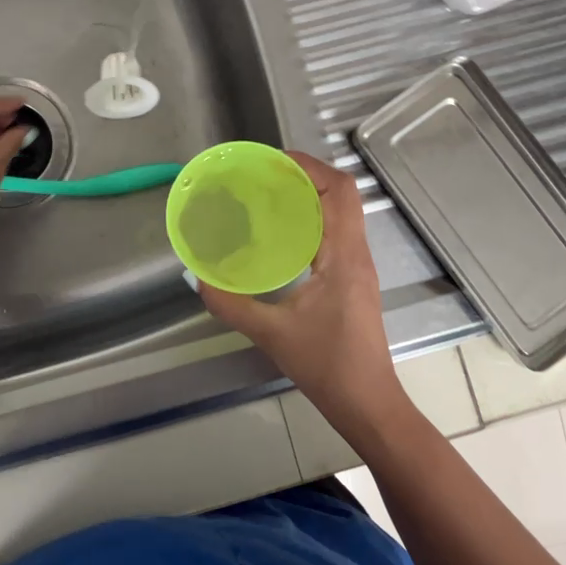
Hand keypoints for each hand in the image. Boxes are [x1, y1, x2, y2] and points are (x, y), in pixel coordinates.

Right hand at [197, 152, 401, 416]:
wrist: (368, 403)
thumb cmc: (326, 365)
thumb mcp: (270, 334)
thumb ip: (231, 304)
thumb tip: (197, 278)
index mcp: (343, 256)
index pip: (339, 191)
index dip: (309, 167)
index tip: (273, 161)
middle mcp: (356, 254)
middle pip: (342, 195)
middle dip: (305, 176)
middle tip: (263, 177)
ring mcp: (359, 268)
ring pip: (341, 214)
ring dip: (310, 198)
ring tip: (268, 198)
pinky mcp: (354, 282)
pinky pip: (336, 235)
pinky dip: (312, 222)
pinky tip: (281, 237)